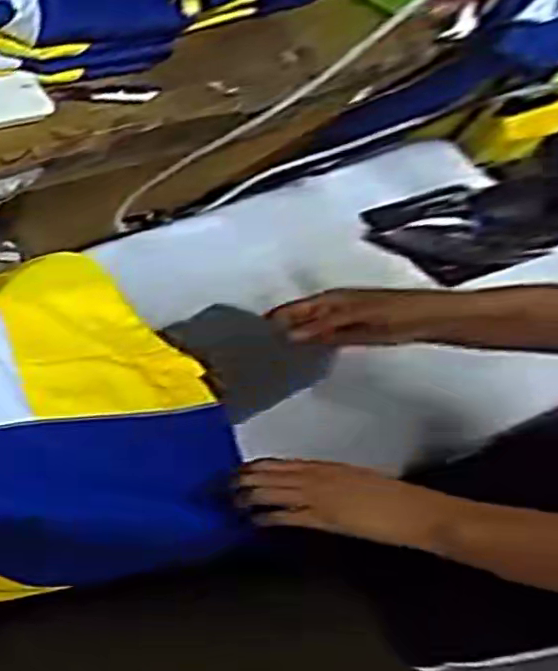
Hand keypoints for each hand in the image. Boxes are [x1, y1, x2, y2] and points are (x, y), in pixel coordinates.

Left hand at [234, 458, 460, 548]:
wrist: (427, 514)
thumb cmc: (399, 498)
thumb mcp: (359, 479)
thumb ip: (331, 479)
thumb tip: (308, 483)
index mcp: (328, 467)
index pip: (278, 463)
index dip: (253, 468)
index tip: (237, 471)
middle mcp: (316, 478)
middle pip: (263, 476)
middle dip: (239, 482)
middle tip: (226, 488)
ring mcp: (315, 497)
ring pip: (263, 493)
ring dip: (243, 499)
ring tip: (234, 504)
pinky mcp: (318, 518)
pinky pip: (279, 516)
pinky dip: (261, 518)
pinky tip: (252, 521)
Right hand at [266, 288, 458, 345]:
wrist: (439, 319)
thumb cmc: (403, 311)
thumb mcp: (358, 316)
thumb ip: (322, 326)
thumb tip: (288, 337)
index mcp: (327, 300)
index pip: (284, 311)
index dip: (265, 322)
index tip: (245, 339)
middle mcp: (326, 309)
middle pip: (287, 321)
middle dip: (269, 332)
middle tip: (248, 351)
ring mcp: (333, 321)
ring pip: (298, 331)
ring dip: (283, 340)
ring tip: (264, 356)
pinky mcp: (341, 333)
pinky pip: (311, 340)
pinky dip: (299, 346)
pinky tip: (291, 356)